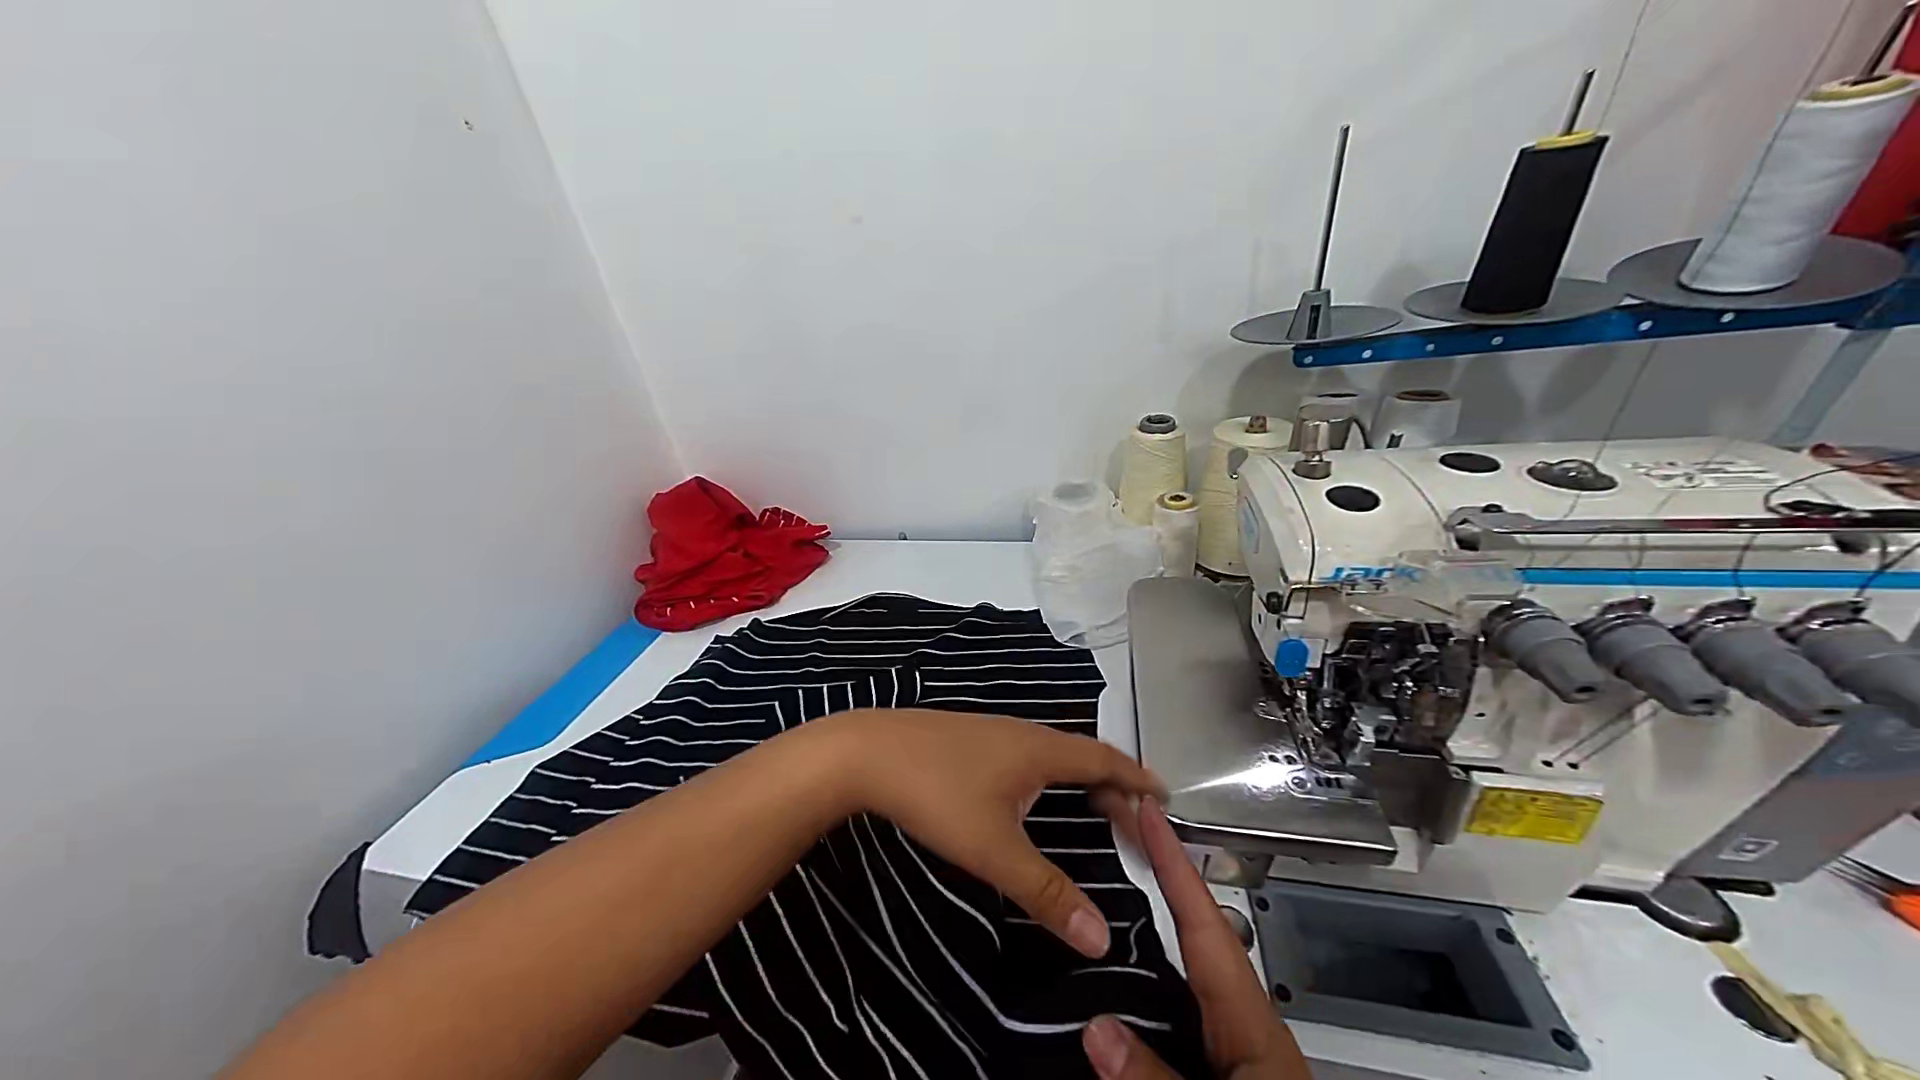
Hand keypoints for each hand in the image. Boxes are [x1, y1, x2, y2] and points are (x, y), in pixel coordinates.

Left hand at [814, 708, 1165, 958]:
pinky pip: (1026, 752)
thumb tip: (1100, 938)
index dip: (1136, 777)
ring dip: (1079, 778)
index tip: (1163, 794)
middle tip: (1132, 820)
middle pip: (1081, 754)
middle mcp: (1023, 733)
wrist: (866, 752)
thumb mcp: (993, 849)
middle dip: (1111, 785)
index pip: (1104, 758)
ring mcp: (992, 731)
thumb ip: (1045, 891)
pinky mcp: (967, 737)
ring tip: (1091, 806)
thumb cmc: (937, 794)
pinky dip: (1049, 773)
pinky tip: (1030, 793)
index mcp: (1040, 751)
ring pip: (1051, 752)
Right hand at [1081, 798, 1309, 1079]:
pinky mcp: (1216, 1061)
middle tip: (1118, 837)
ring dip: (1148, 926)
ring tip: (1106, 887)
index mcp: (1248, 1022)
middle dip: (1159, 882)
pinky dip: (1145, 976)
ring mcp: (1228, 1042)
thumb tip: (1098, 1030)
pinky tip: (1112, 980)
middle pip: (1194, 936)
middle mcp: (1238, 1021)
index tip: (1148, 813)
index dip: (1173, 864)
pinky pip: (1174, 1005)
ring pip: (1181, 969)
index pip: (1203, 924)